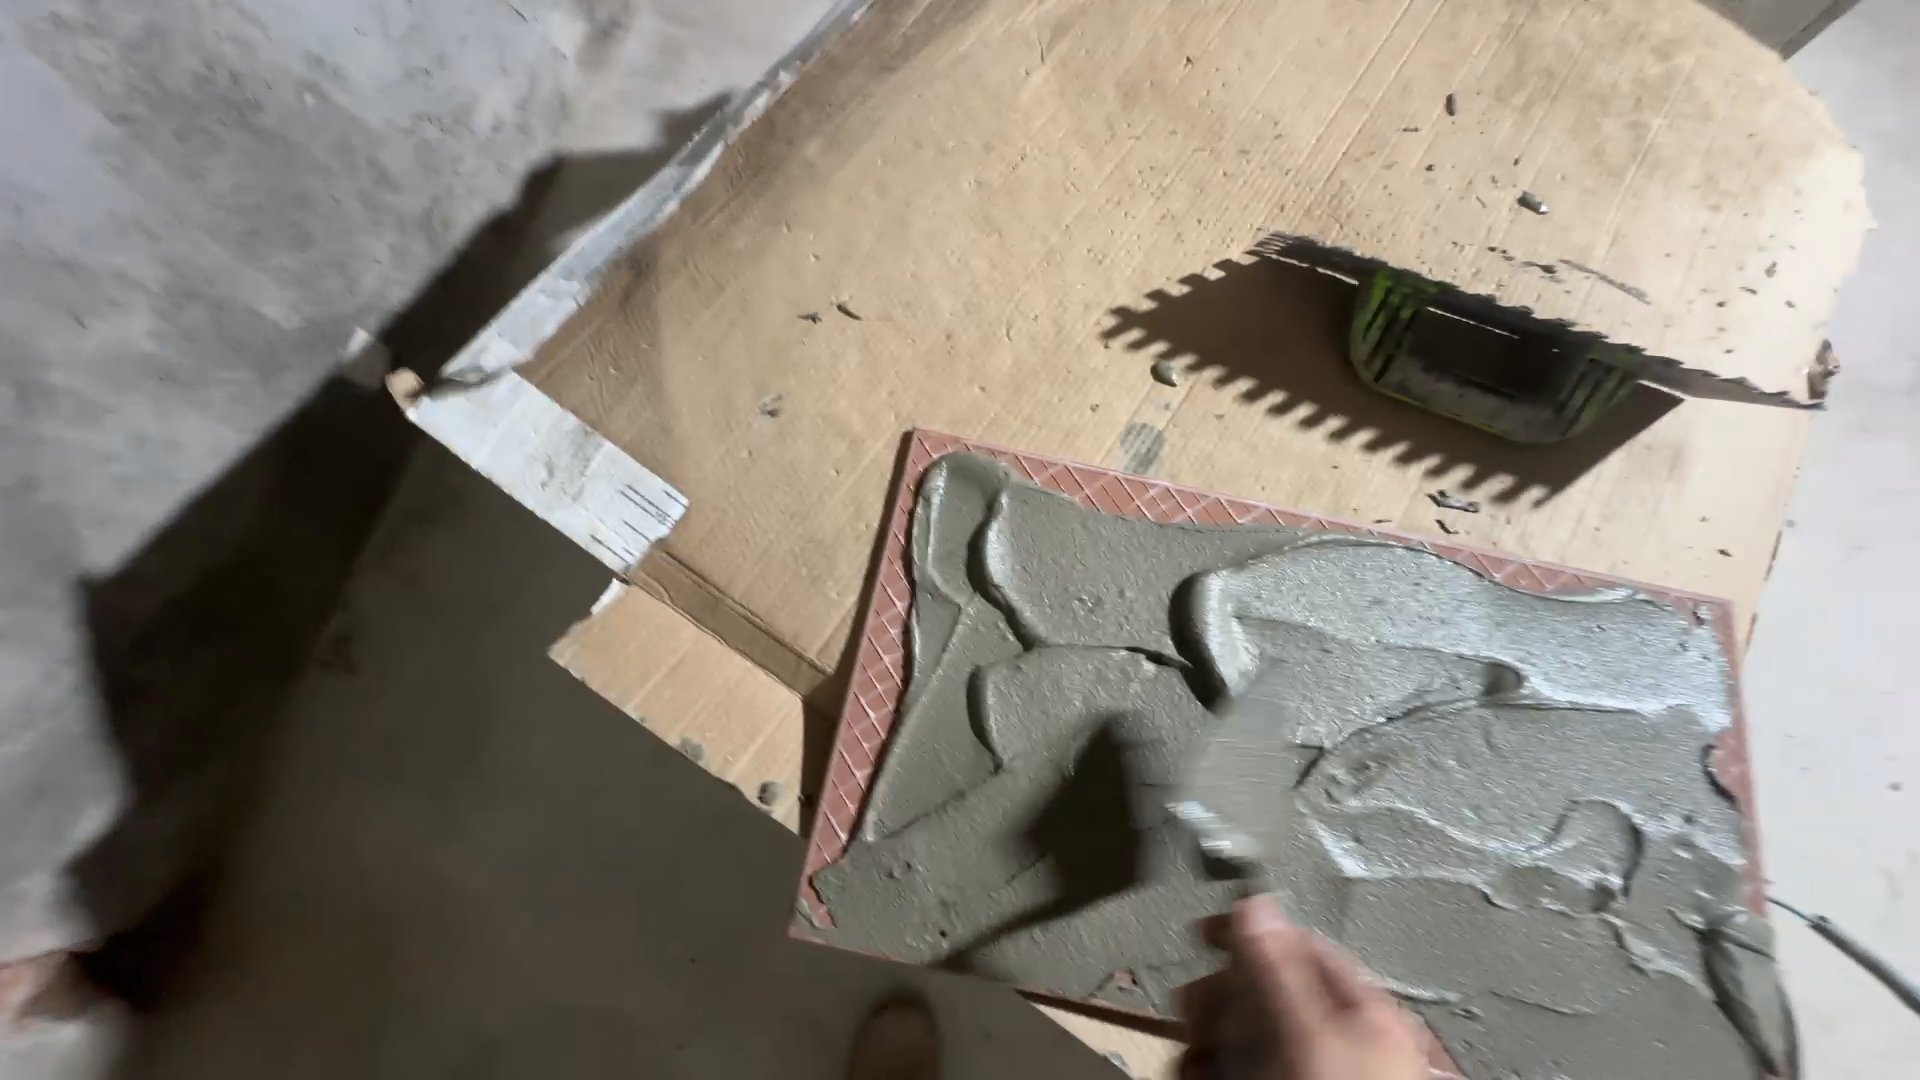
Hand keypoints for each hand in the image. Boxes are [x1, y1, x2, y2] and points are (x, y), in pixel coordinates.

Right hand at [1175, 894, 1427, 1079]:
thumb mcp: (1304, 1032)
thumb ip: (1276, 963)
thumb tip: (1253, 899)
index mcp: (1361, 1007)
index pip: (1297, 941)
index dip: (1247, 930)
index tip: (1203, 932)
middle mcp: (1340, 1033)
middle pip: (1265, 985)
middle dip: (1218, 994)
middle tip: (1192, 1010)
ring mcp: (1315, 1066)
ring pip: (1249, 1028)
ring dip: (1209, 1035)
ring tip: (1192, 1054)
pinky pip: (1244, 1062)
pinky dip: (1213, 1062)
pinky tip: (1198, 1071)